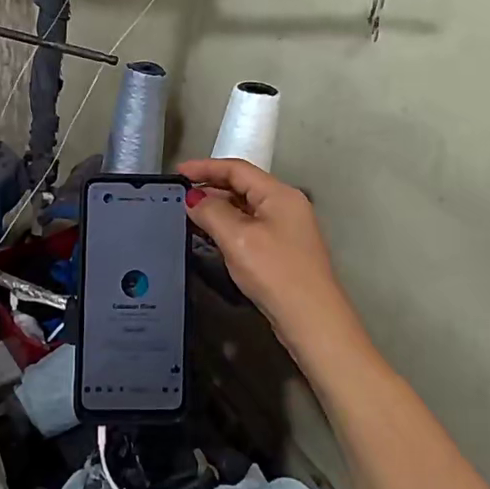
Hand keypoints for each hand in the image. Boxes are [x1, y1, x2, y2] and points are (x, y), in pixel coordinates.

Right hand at [178, 158, 355, 347]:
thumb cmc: (275, 272)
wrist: (312, 321)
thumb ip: (210, 211)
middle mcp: (286, 206)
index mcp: (279, 195)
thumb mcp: (236, 237)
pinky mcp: (282, 249)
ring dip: (216, 206)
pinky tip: (209, 233)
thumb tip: (193, 199)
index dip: (204, 167)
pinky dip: (226, 223)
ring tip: (188, 212)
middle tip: (179, 193)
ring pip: (244, 206)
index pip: (236, 169)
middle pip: (241, 185)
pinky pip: (248, 224)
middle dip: (209, 186)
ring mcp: (286, 228)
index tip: (177, 172)